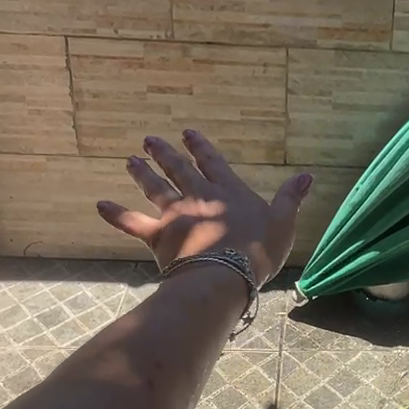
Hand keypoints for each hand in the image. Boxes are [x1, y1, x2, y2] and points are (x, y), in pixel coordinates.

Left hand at [97, 129, 311, 283]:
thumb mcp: (283, 222)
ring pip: (156, 188)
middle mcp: (199, 196)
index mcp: (229, 191)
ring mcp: (176, 214)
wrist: (224, 275)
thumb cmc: (257, 251)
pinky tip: (100, 205)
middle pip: (179, 169)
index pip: (213, 162)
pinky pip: (133, 223)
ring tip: (130, 160)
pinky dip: (116, 215)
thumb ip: (291, 197)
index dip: (201, 146)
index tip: (189, 133)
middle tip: (149, 140)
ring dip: (142, 173)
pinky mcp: (159, 235)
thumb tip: (308, 175)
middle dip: (166, 153)